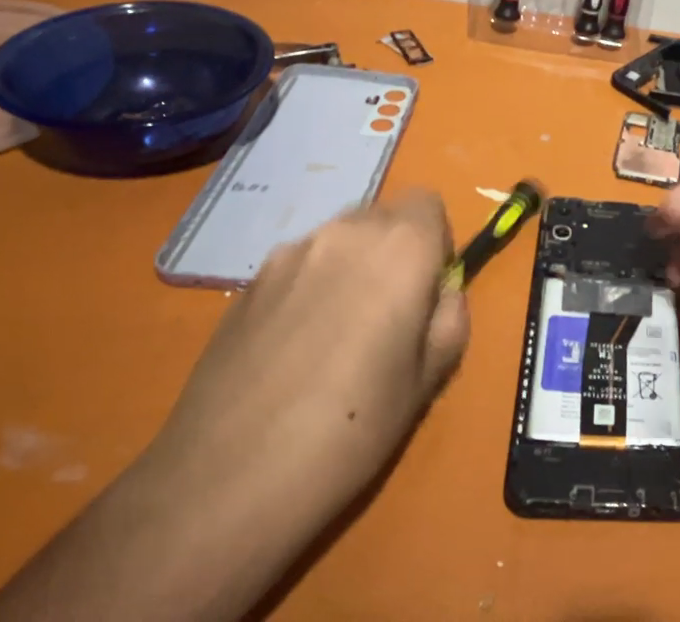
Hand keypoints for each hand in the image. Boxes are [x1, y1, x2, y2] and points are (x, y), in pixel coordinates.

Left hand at [145, 189, 468, 510]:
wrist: (230, 477)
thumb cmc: (353, 428)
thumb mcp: (430, 378)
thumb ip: (449, 318)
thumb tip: (439, 294)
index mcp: (400, 248)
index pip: (429, 203)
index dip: (435, 244)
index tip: (427, 294)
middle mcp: (343, 234)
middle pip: (382, 217)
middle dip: (394, 253)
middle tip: (389, 318)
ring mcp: (286, 256)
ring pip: (337, 242)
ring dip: (350, 270)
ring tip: (337, 339)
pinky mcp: (245, 284)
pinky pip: (297, 269)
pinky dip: (309, 291)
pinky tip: (295, 352)